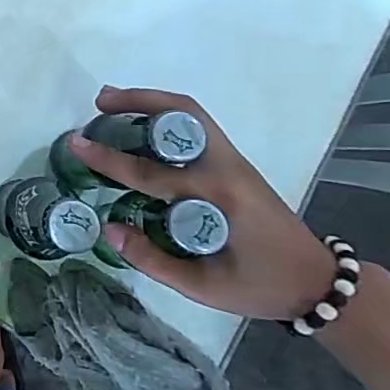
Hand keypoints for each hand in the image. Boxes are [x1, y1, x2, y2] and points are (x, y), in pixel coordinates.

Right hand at [69, 85, 337, 320]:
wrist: (312, 280)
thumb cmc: (259, 287)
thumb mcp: (203, 289)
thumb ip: (153, 260)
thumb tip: (109, 228)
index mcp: (217, 199)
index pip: (152, 173)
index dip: (109, 159)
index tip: (77, 144)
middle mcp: (226, 168)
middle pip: (178, 116)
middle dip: (135, 102)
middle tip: (99, 103)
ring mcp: (233, 158)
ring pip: (190, 111)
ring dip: (150, 100)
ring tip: (114, 102)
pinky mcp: (235, 160)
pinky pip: (197, 124)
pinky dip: (166, 113)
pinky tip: (143, 122)